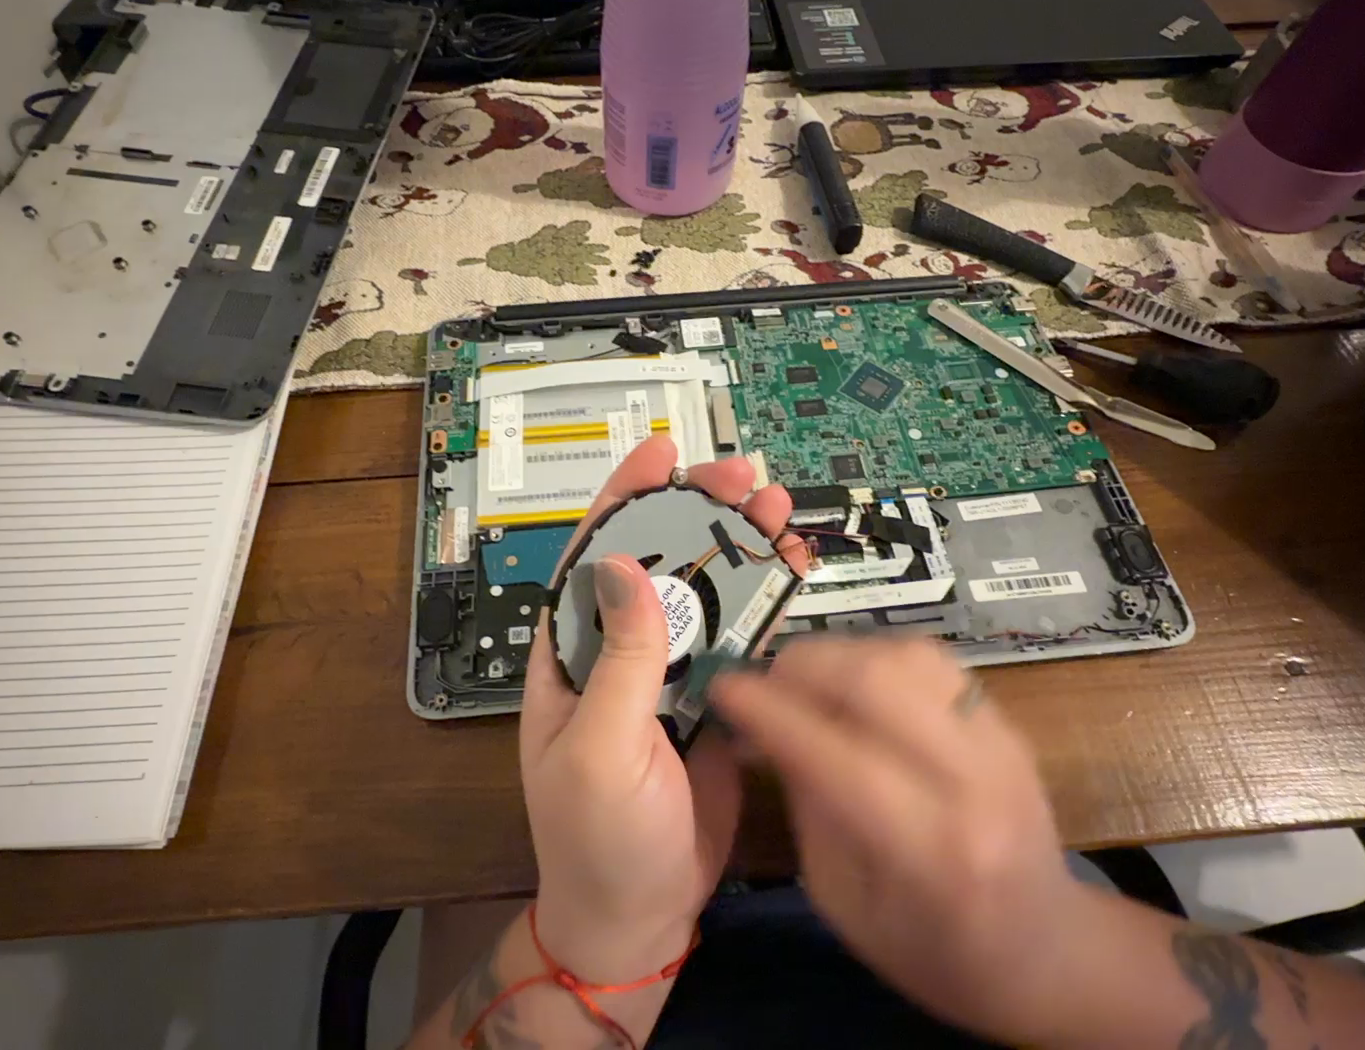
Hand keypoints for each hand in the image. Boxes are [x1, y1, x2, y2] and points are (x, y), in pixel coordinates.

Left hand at [520, 435, 799, 982]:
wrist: (641, 912)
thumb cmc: (600, 837)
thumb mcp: (602, 749)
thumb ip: (619, 661)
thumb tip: (626, 568)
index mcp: (574, 654)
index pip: (593, 557)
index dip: (623, 499)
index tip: (658, 452)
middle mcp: (619, 650)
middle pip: (658, 561)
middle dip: (696, 511)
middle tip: (743, 480)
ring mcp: (669, 672)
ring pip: (704, 590)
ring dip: (737, 546)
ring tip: (776, 512)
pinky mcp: (711, 696)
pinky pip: (738, 635)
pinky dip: (764, 599)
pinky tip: (790, 571)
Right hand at [713, 638, 1094, 1044]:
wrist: (1047, 952)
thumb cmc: (929, 948)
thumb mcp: (841, 898)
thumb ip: (806, 803)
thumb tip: (765, 726)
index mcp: (927, 851)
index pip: (831, 752)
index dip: (765, 709)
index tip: (720, 686)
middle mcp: (973, 783)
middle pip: (876, 681)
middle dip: (801, 665)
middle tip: (761, 679)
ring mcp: (1001, 743)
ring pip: (907, 656)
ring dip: (840, 653)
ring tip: (803, 678)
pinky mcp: (1008, 722)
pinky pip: (933, 661)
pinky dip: (878, 657)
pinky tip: (854, 681)